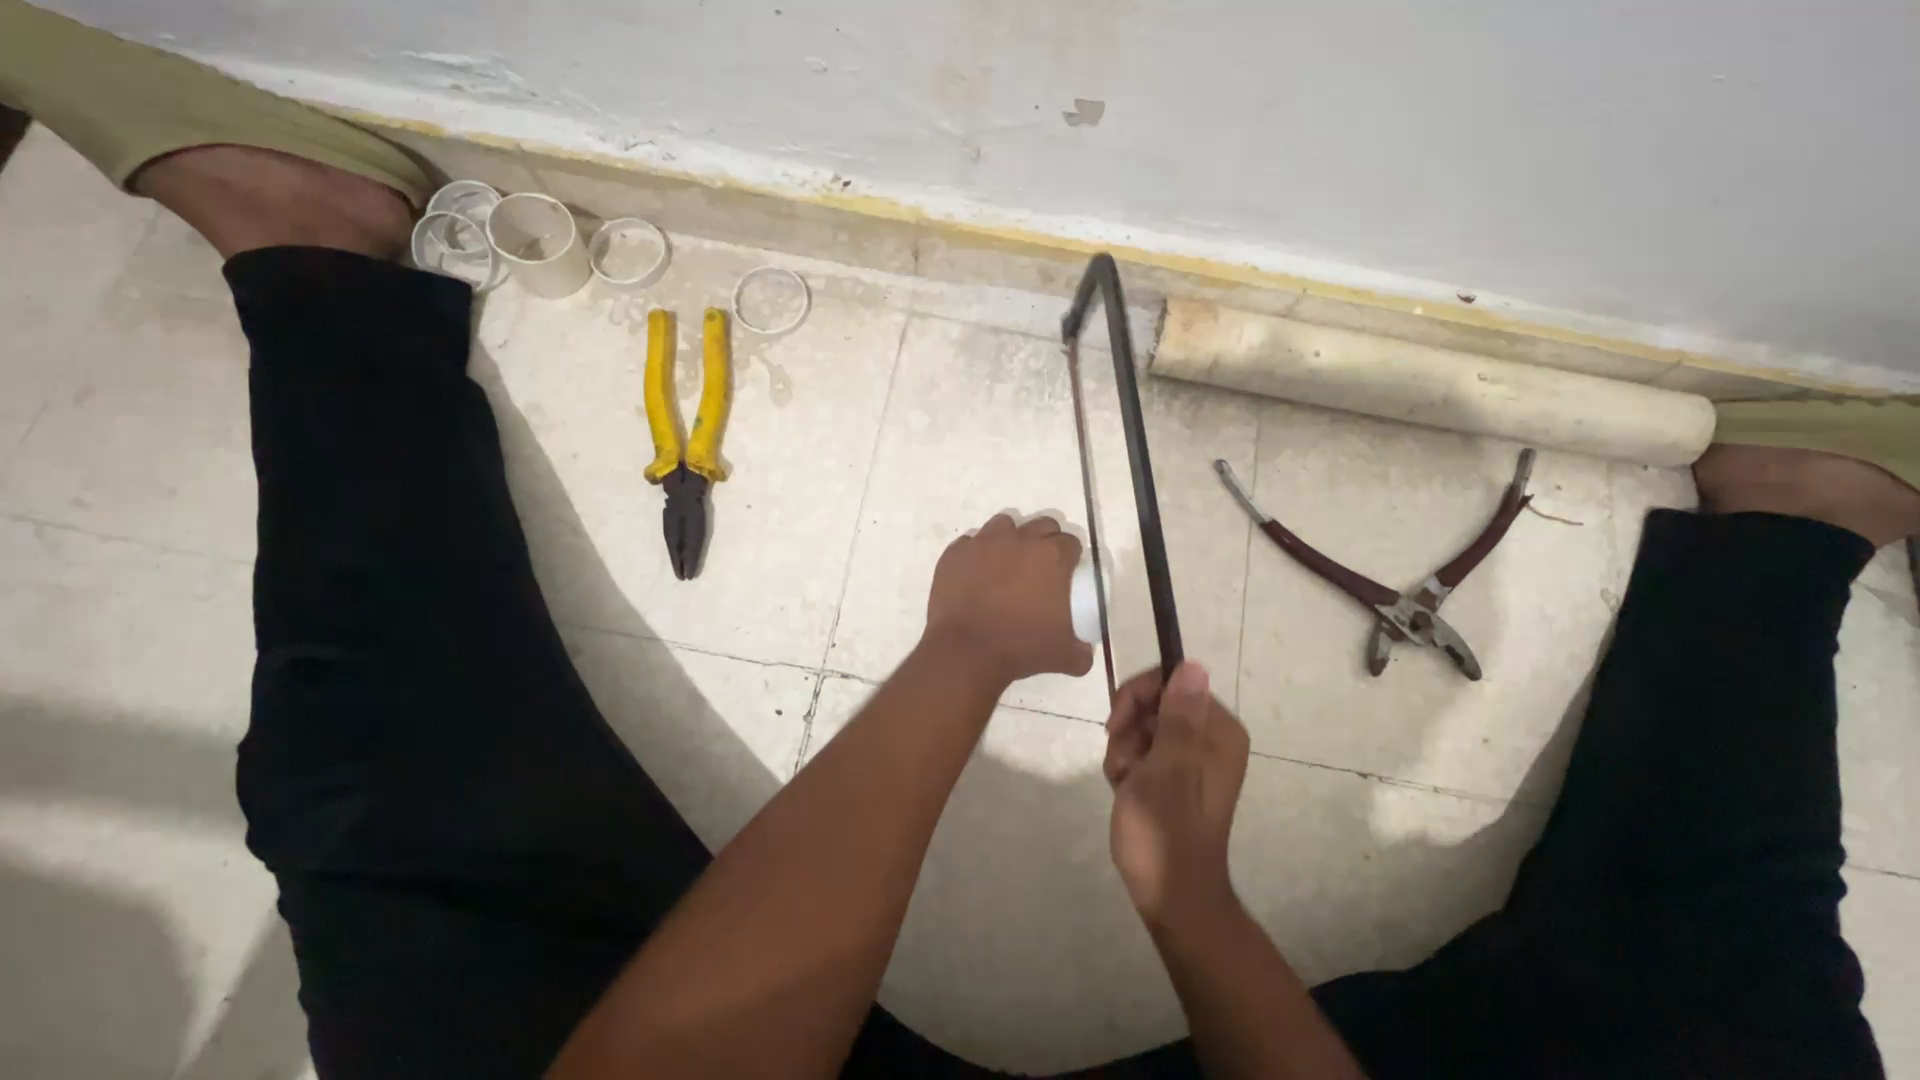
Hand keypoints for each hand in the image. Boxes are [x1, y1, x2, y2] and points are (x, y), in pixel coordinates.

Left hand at [925, 513, 1092, 684]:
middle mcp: (1020, 539)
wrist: (966, 651)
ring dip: (1010, 539)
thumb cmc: (1020, 647)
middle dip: (1045, 541)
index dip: (1071, 556)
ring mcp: (985, 542)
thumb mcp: (1063, 656)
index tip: (1067, 573)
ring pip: (1004, 525)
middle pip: (1041, 526)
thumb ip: (1081, 652)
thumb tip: (1085, 652)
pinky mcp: (957, 552)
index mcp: (1052, 556)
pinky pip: (971, 543)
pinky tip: (976, 573)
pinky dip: (977, 554)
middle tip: (1040, 567)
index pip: (1070, 542)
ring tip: (1007, 564)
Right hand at [1104, 662, 1249, 927]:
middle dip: (1129, 729)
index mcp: (1218, 732)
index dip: (1138, 696)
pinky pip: (1142, 750)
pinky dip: (1127, 766)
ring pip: (1141, 727)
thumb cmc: (1165, 832)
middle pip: (1154, 702)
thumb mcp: (1167, 769)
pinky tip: (1126, 790)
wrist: (1168, 894)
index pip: (1173, 680)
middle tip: (1125, 765)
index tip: (1116, 724)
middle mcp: (1211, 739)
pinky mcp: (1175, 776)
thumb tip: (1193, 664)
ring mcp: (1192, 758)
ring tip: (1126, 783)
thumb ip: (1178, 716)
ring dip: (1124, 750)